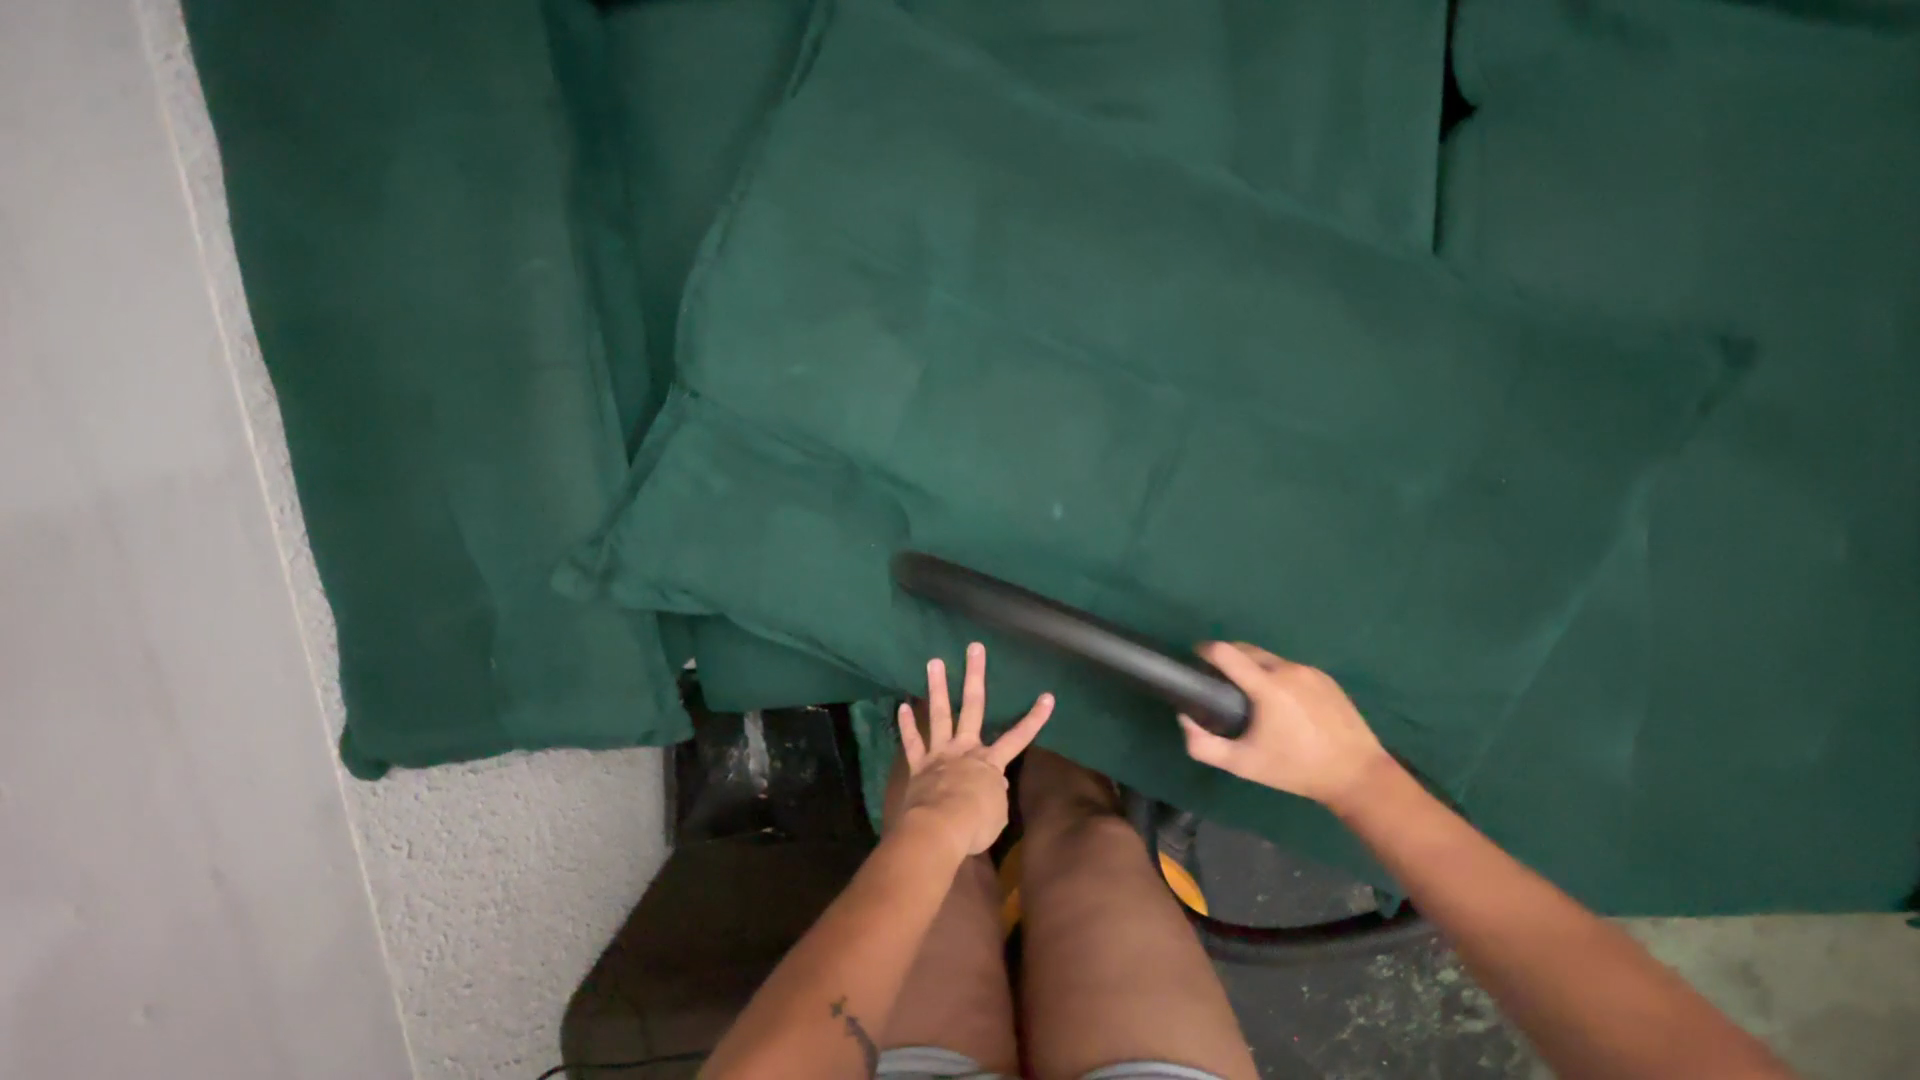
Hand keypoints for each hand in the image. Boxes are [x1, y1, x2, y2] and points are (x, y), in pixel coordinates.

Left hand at [897, 642, 1053, 857]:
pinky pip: (912, 741)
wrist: (939, 829)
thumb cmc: (975, 825)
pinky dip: (907, 724)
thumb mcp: (997, 815)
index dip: (1035, 718)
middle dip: (974, 675)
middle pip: (972, 706)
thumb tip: (993, 784)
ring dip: (937, 687)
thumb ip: (996, 795)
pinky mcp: (918, 765)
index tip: (1047, 697)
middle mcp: (965, 750)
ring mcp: (940, 754)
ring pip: (940, 714)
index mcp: (990, 762)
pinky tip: (902, 706)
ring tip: (934, 661)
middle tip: (973, 647)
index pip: (1019, 738)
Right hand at [1178, 642, 1390, 812]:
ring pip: (1270, 659)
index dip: (1204, 651)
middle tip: (1217, 682)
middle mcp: (1288, 670)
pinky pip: (1291, 669)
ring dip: (1253, 667)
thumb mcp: (1243, 765)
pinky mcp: (1327, 679)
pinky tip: (1280, 703)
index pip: (1226, 652)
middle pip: (1247, 649)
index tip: (1194, 661)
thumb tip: (1184, 719)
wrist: (1356, 775)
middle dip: (1227, 658)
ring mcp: (1310, 672)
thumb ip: (1203, 745)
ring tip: (1248, 694)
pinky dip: (1277, 676)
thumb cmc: (1295, 769)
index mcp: (1267, 686)